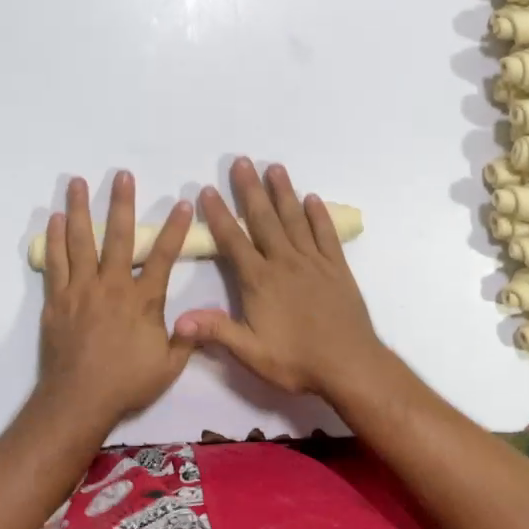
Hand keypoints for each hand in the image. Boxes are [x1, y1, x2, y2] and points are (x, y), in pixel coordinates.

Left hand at [37, 172, 195, 426]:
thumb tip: (202, 320)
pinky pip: (56, 262)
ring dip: (78, 209)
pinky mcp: (57, 299)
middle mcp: (111, 286)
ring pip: (79, 241)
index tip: (183, 203)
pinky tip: (54, 219)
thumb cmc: (126, 384)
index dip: (174, 229)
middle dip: (121, 203)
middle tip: (122, 175)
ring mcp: (80, 289)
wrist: (78, 400)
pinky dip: (54, 239)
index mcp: (142, 300)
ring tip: (77, 182)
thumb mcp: (168, 367)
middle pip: (117, 236)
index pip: (162, 257)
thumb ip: (187, 339)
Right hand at [175, 158, 385, 397]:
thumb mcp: (250, 352)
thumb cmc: (296, 360)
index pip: (233, 240)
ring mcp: (313, 262)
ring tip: (274, 167)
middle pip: (264, 219)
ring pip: (294, 219)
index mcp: (259, 280)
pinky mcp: (337, 268)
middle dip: (250, 189)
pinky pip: (326, 235)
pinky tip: (312, 199)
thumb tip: (177, 320)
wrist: (350, 366)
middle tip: (241, 161)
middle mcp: (285, 262)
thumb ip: (215, 331)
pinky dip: (318, 215)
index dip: (218, 215)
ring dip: (283, 192)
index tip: (206, 190)